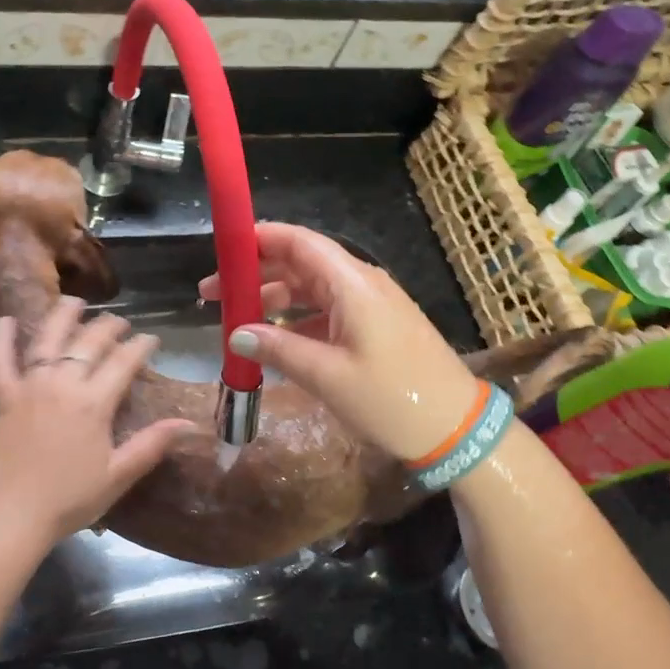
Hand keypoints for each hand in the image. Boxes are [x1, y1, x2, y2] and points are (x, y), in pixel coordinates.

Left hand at [0, 298, 195, 544]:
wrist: (11, 517)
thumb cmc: (69, 500)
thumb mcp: (117, 476)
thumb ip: (151, 445)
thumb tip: (188, 423)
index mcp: (93, 403)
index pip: (123, 362)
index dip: (140, 346)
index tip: (151, 338)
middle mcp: (62, 384)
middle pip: (89, 343)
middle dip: (109, 327)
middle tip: (121, 321)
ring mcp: (29, 387)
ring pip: (47, 340)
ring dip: (63, 316)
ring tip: (75, 300)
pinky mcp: (2, 398)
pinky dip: (0, 338)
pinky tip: (4, 318)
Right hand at [199, 222, 481, 462]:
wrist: (456, 430)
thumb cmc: (391, 398)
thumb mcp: (328, 376)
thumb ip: (278, 349)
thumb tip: (236, 333)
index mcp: (352, 284)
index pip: (300, 242)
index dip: (259, 238)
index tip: (222, 249)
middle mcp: (361, 283)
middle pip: (301, 263)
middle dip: (255, 273)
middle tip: (213, 293)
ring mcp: (371, 305)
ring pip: (312, 288)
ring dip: (273, 299)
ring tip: (235, 319)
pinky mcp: (376, 327)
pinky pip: (327, 310)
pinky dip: (296, 319)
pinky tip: (274, 341)